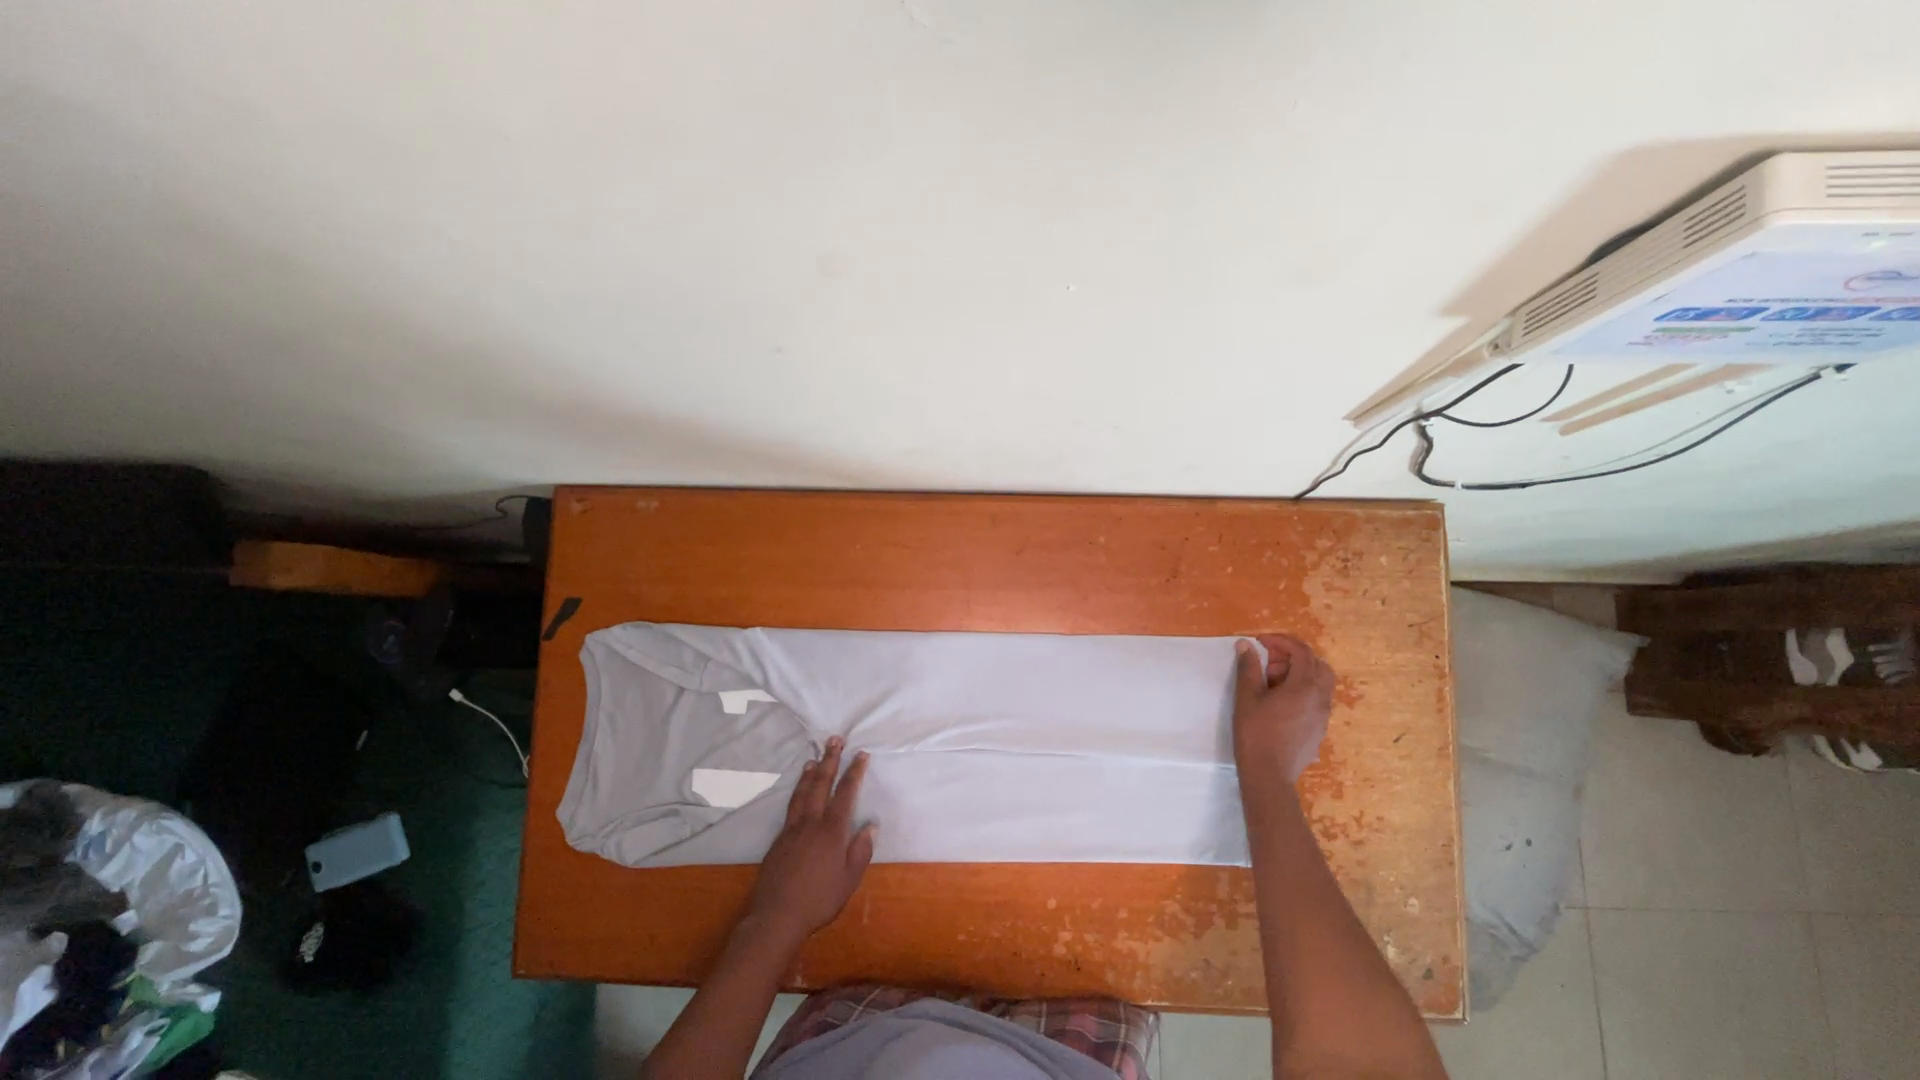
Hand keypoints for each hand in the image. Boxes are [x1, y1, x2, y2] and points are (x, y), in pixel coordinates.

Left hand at [744, 737, 876, 945]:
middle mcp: (811, 823)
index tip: (861, 754)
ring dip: (810, 773)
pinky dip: (797, 791)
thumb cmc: (820, 899)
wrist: (777, 915)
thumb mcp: (849, 879)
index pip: (846, 794)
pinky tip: (799, 791)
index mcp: (832, 831)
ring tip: (814, 758)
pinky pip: (791, 806)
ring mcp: (792, 829)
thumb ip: (861, 850)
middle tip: (834, 740)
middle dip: (830, 760)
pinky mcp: (779, 839)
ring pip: (802, 793)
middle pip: (821, 784)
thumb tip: (871, 825)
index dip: (854, 772)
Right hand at [1233, 634, 1334, 783]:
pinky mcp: (1320, 729)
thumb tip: (1246, 645)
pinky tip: (1280, 704)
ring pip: (1320, 683)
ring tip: (1273, 684)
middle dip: (1293, 657)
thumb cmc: (1255, 734)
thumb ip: (1248, 668)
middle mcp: (1320, 698)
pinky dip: (1302, 691)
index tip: (1260, 642)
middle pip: (1317, 664)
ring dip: (1299, 674)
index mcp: (1304, 686)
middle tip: (1268, 664)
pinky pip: (1317, 700)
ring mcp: (1323, 715)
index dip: (1281, 641)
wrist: (1270, 775)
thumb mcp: (1247, 698)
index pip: (1301, 651)